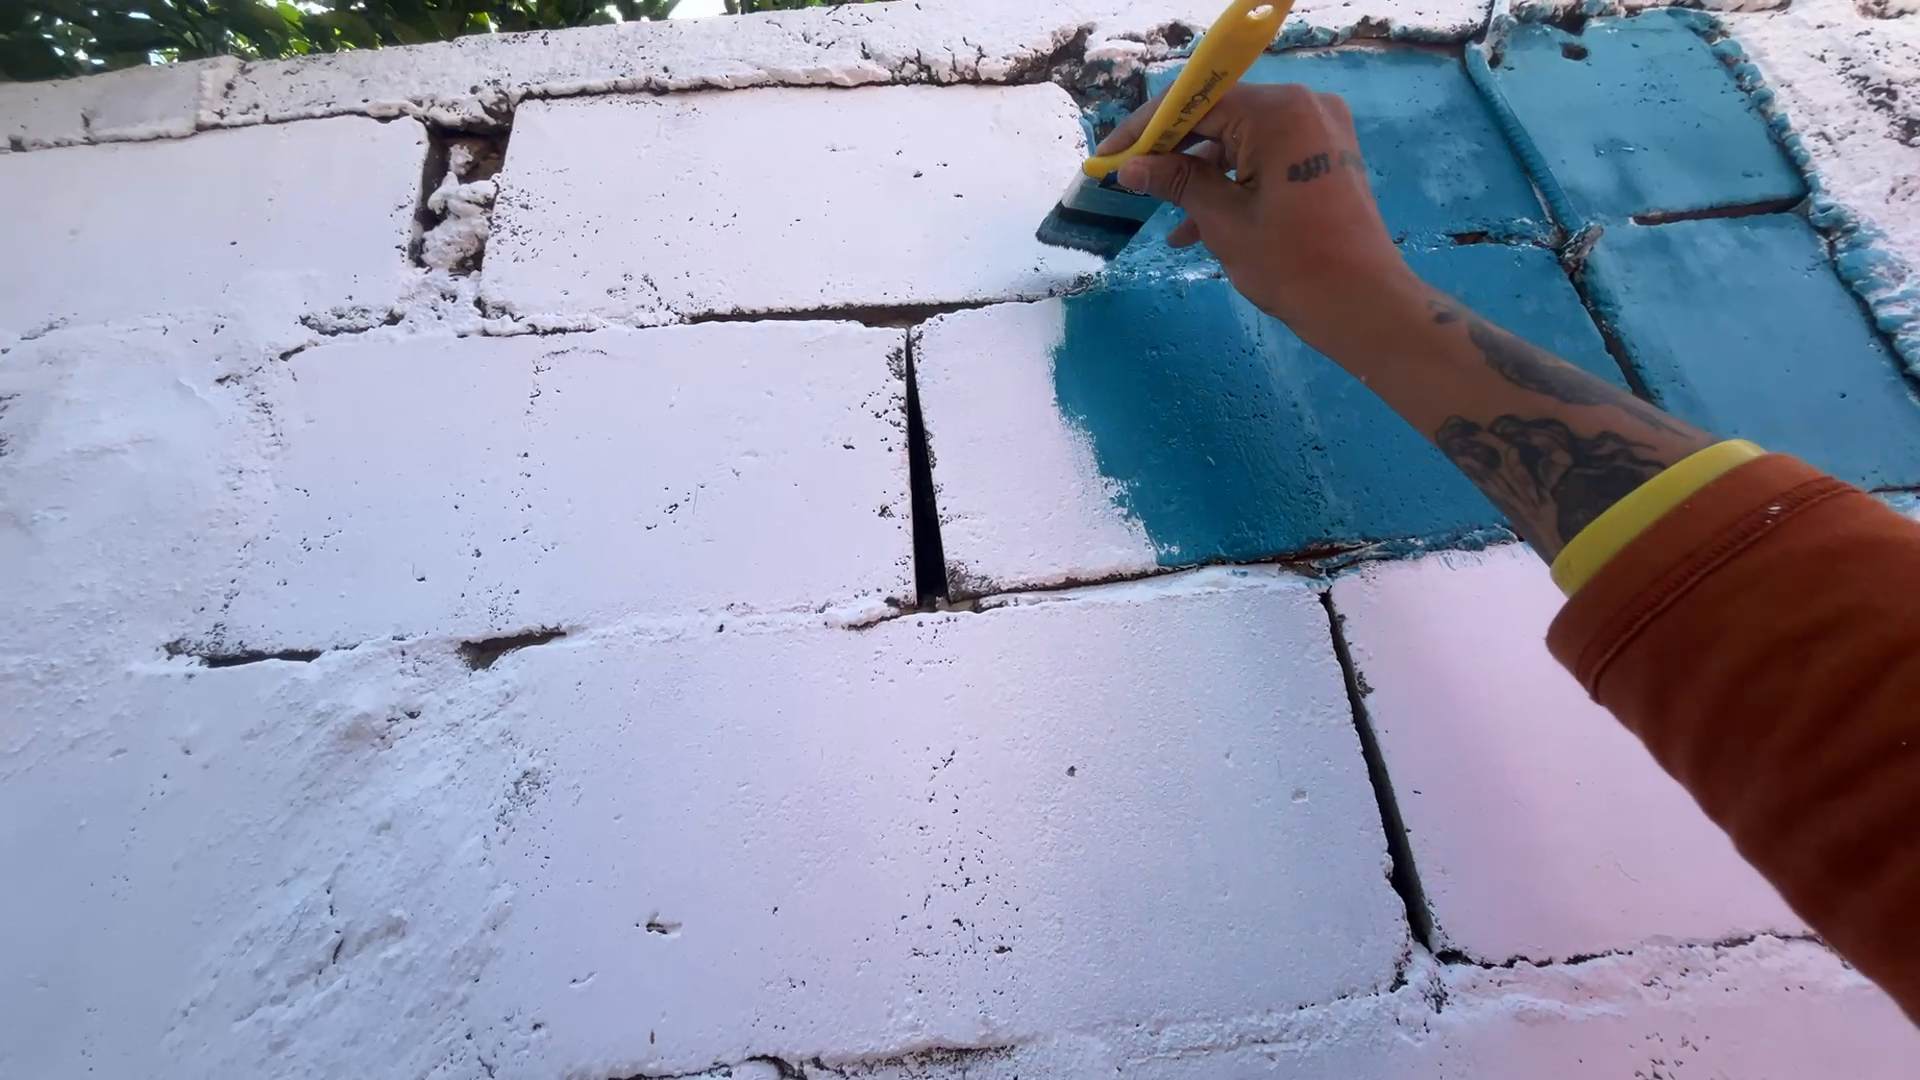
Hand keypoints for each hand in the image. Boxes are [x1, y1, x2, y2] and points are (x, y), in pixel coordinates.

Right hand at [1099, 83, 1419, 355]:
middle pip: (1218, 118)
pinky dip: (1229, 187)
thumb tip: (1131, 168)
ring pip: (1238, 143)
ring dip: (1197, 178)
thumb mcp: (1223, 220)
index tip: (1110, 157)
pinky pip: (1261, 160)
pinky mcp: (1320, 157)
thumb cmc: (1288, 261)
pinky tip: (1195, 229)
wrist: (1356, 300)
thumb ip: (1177, 183)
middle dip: (1171, 154)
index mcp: (1278, 112)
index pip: (1197, 103)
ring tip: (1164, 219)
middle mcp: (1301, 107)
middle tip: (1130, 183)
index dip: (1146, 130)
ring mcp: (1315, 131)